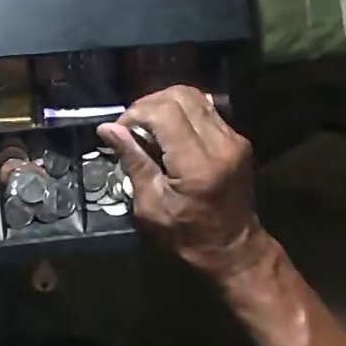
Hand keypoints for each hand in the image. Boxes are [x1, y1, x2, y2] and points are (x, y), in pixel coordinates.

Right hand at [98, 87, 272, 279]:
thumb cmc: (186, 236)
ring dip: (165, 104)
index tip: (120, 130)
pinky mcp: (238, 140)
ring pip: (195, 97)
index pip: (165, 112)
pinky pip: (205, 110)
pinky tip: (168, 131)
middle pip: (181, 96)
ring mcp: (233, 139)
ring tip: (148, 126)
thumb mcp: (150, 205)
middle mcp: (220, 144)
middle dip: (148, 104)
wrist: (234, 249)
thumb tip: (107, 128)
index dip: (136, 113)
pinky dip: (182, 112)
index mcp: (197, 165)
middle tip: (131, 126)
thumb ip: (133, 161)